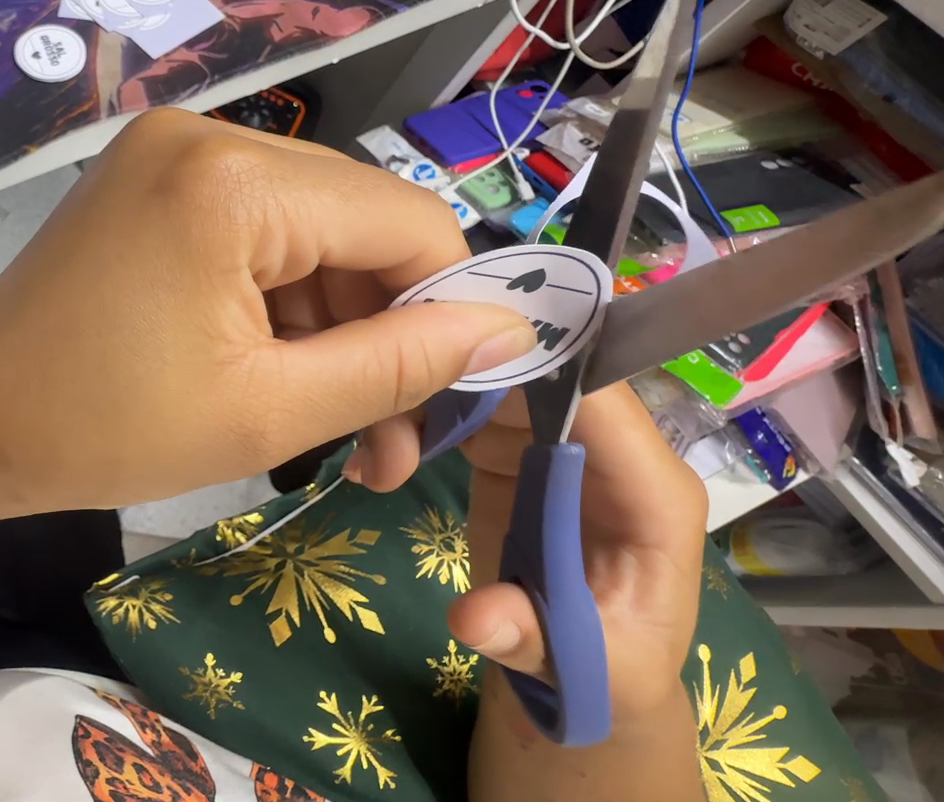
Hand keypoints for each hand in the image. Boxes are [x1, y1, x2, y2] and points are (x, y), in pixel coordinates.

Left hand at [0, 109, 538, 527]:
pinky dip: (275, 298)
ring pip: (304, 230)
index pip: (407, 220)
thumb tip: (508, 328)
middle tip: (390, 436)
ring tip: (337, 425)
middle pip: (353, 220)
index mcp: (232, 179)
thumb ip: (398, 363)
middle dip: (384, 324)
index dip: (451, 307)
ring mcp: (165, 153)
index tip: (458, 394)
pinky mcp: (143, 182)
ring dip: (331, 322)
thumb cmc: (102, 429)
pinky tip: (277, 368)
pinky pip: (248, 230)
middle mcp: (201, 136)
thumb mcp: (267, 411)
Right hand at [362, 385, 707, 726]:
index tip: (443, 353)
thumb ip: (535, 640)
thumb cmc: (609, 667)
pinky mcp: (512, 444)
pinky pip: (461, 402)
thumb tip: (473, 618)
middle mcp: (606, 447)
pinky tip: (376, 449)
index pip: (596, 400)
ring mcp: (555, 439)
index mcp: (648, 489)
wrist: (586, 666)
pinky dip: (413, 413)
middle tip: (382, 409)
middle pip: (534, 370)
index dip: (528, 367)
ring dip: (423, 395)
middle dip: (455, 374)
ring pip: (487, 376)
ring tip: (375, 450)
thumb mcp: (588, 669)